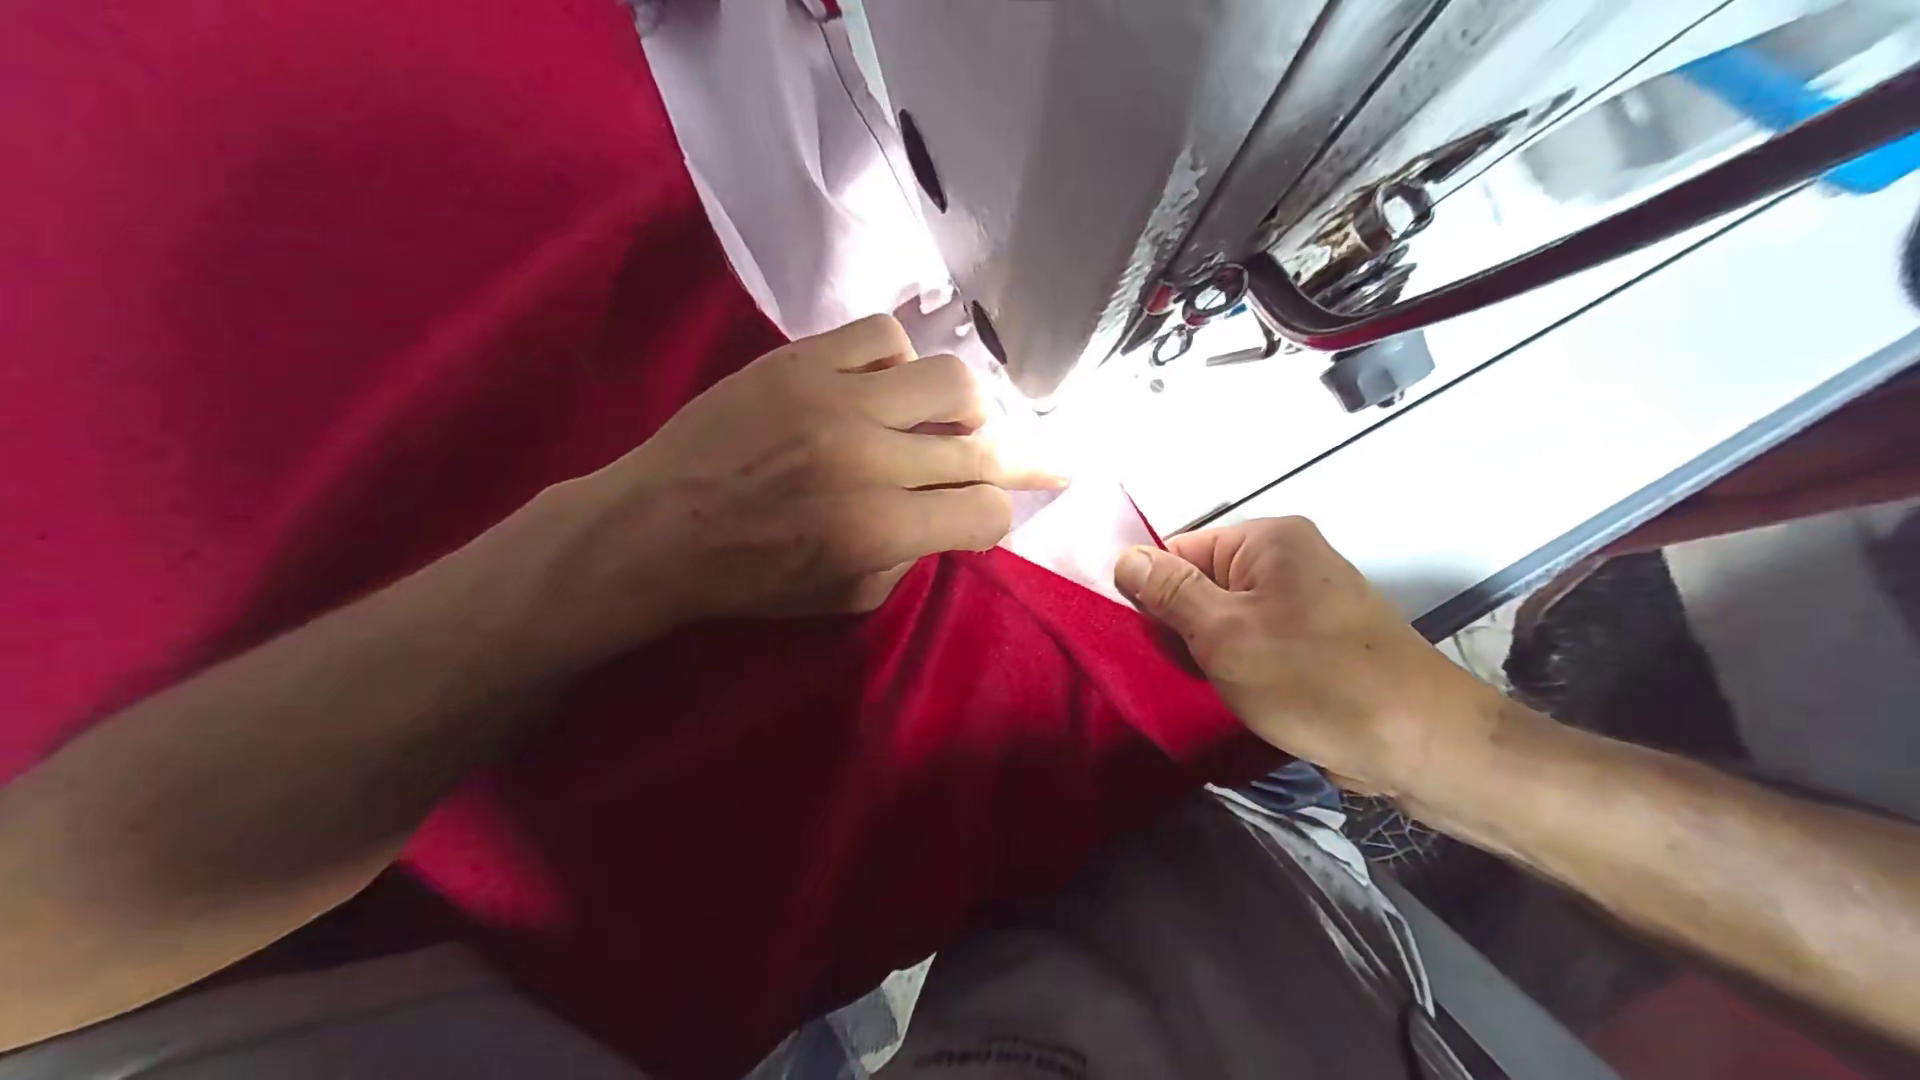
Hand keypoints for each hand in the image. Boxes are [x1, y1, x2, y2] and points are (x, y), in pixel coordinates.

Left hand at [512, 315, 1060, 664]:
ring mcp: (836, 399)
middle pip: (984, 444)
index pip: (987, 510)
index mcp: (880, 529)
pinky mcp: (800, 359)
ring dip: (963, 407)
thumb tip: (951, 510)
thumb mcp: (846, 596)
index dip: (996, 517)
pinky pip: (883, 335)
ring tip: (945, 420)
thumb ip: (912, 553)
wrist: (655, 527)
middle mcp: (871, 458)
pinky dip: (897, 361)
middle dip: (1020, 461)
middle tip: (1036, 461)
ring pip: (951, 378)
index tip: (982, 515)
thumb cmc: (751, 578)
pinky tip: (882, 385)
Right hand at [1112, 517, 1501, 797]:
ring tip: (1205, 682)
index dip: (1153, 592)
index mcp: (1268, 540)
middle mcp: (1288, 558)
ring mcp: (1305, 599)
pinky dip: (1236, 661)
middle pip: (1202, 581)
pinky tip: (1231, 690)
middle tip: (1179, 666)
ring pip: (1225, 615)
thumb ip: (1168, 591)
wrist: (1420, 745)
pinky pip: (1254, 636)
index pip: (1179, 551)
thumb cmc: (1313, 680)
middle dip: (1181, 624)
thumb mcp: (1224, 634)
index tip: (1146, 638)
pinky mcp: (1315, 637)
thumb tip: (1124, 557)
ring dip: (1207, 648)